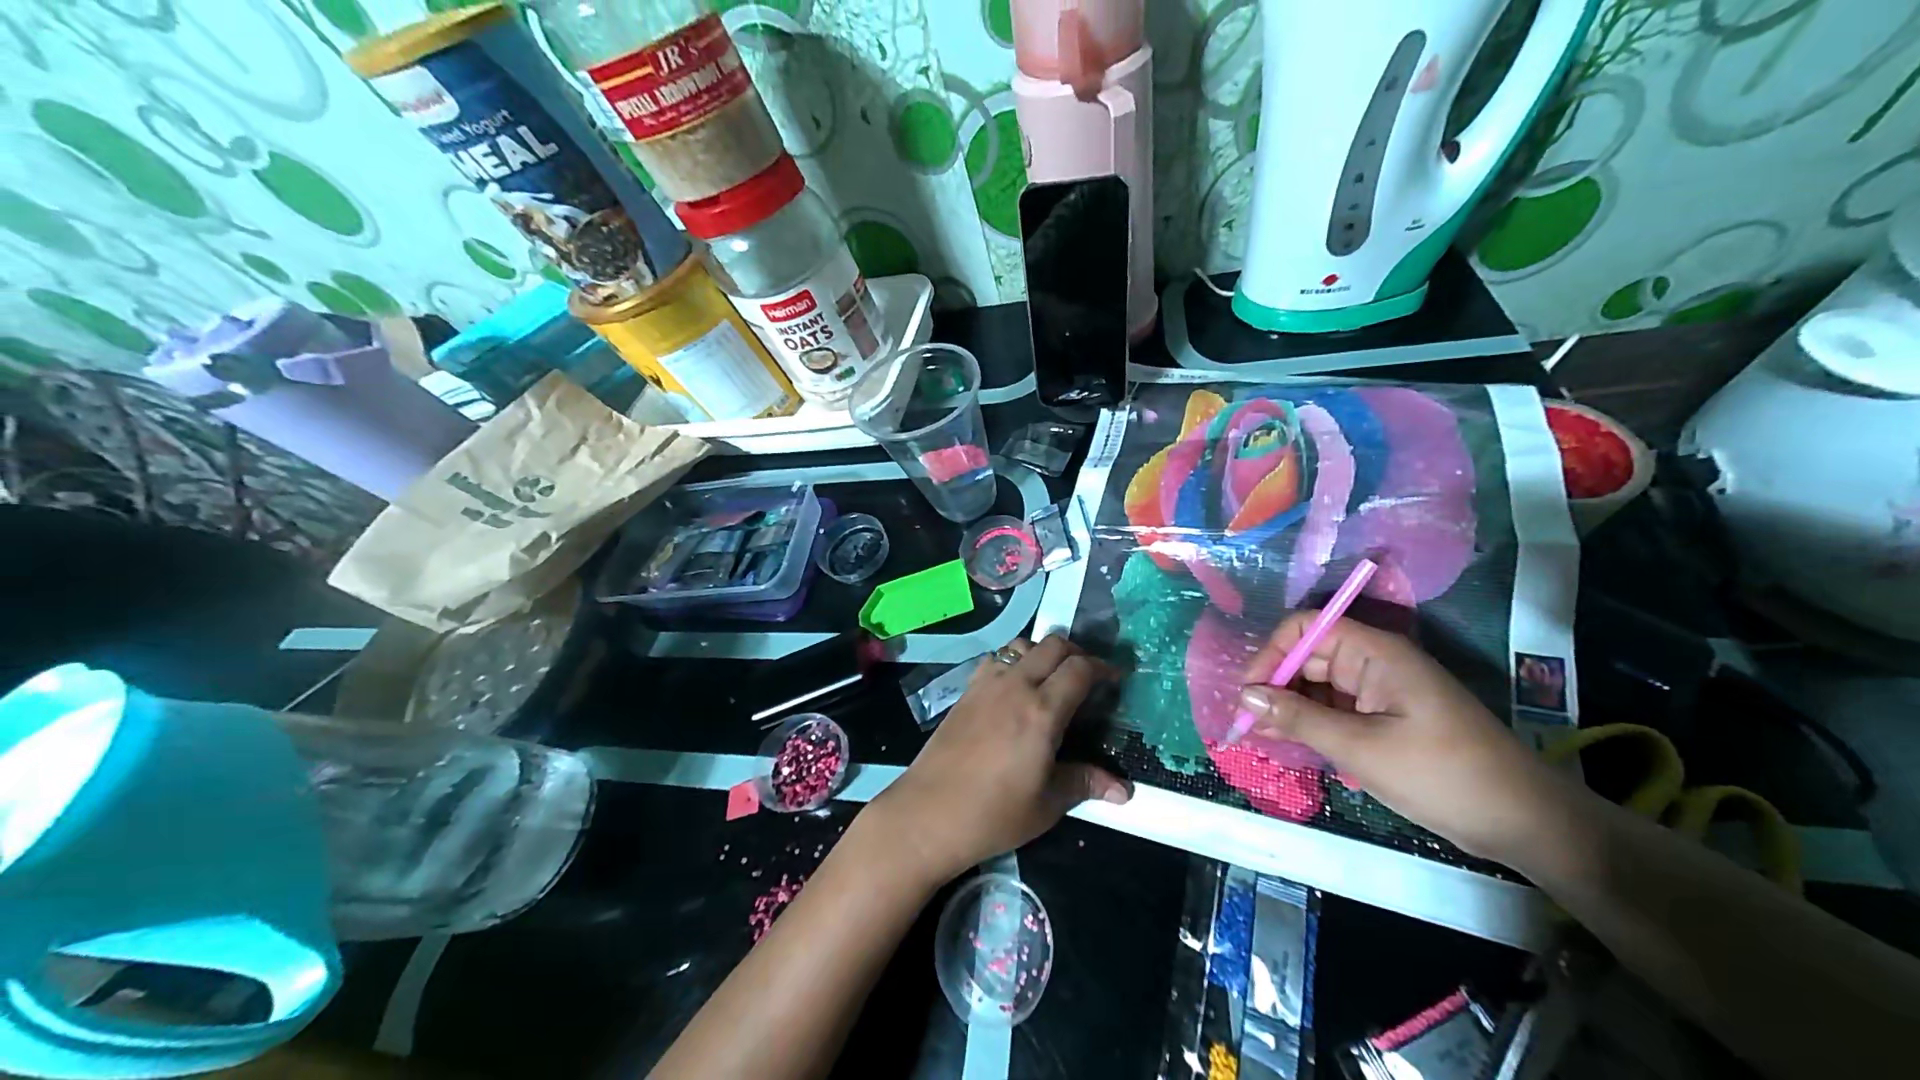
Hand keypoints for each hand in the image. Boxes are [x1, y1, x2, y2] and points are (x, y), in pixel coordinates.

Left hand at [865, 636, 1131, 885]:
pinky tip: (1015, 689)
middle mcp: (1015, 686)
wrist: (928, 813)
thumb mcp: (1047, 804)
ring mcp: (986, 685)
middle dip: (1077, 653)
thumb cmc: (994, 813)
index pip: (1080, 668)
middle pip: (1053, 645)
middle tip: (1088, 677)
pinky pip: (996, 659)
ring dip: (1043, 652)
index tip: (1114, 681)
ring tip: (1052, 679)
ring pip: (1022, 645)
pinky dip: (1014, 661)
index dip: (1103, 668)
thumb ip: (1084, 783)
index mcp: (1042, 711)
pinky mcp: (965, 692)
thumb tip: (1124, 790)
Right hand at [1236, 613, 1568, 862]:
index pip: (1307, 628)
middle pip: (1308, 658)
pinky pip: (1334, 711)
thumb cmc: (1441, 773)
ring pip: (1317, 687)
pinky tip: (1286, 744)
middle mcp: (1375, 663)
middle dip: (1274, 687)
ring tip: (1258, 739)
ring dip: (1288, 709)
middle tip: (1245, 725)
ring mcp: (1380, 692)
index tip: (1249, 694)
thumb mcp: (1360, 747)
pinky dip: (1310, 725)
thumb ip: (1298, 718)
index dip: (1272, 654)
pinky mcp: (1384, 719)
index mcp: (1375, 653)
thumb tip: (1245, 697)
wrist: (1522, 820)